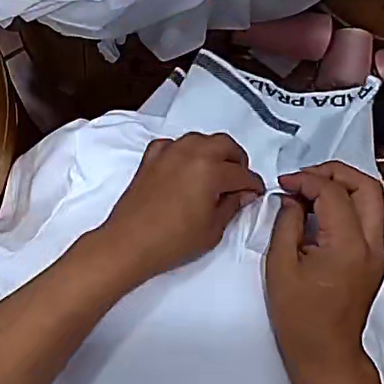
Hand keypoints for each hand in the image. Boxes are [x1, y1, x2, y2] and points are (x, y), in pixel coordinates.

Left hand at [94, 132, 264, 282]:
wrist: (129, 244)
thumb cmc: (169, 241)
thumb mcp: (213, 230)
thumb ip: (232, 206)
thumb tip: (241, 195)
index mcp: (211, 171)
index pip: (243, 173)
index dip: (253, 185)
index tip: (254, 192)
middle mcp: (191, 154)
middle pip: (226, 145)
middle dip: (237, 161)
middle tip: (238, 180)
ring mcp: (169, 152)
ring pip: (201, 139)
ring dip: (213, 152)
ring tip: (215, 172)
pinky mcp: (151, 158)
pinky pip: (174, 144)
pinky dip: (183, 152)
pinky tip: (185, 168)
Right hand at [265, 161, 383, 376]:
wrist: (326, 354)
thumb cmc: (300, 318)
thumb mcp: (280, 266)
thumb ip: (286, 223)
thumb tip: (292, 198)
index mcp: (349, 246)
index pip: (333, 192)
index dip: (306, 180)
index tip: (285, 183)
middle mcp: (373, 245)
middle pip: (367, 186)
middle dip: (335, 172)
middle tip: (305, 176)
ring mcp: (379, 252)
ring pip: (373, 199)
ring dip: (344, 185)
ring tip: (312, 189)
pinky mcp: (377, 259)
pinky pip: (369, 217)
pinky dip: (348, 203)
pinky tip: (321, 210)